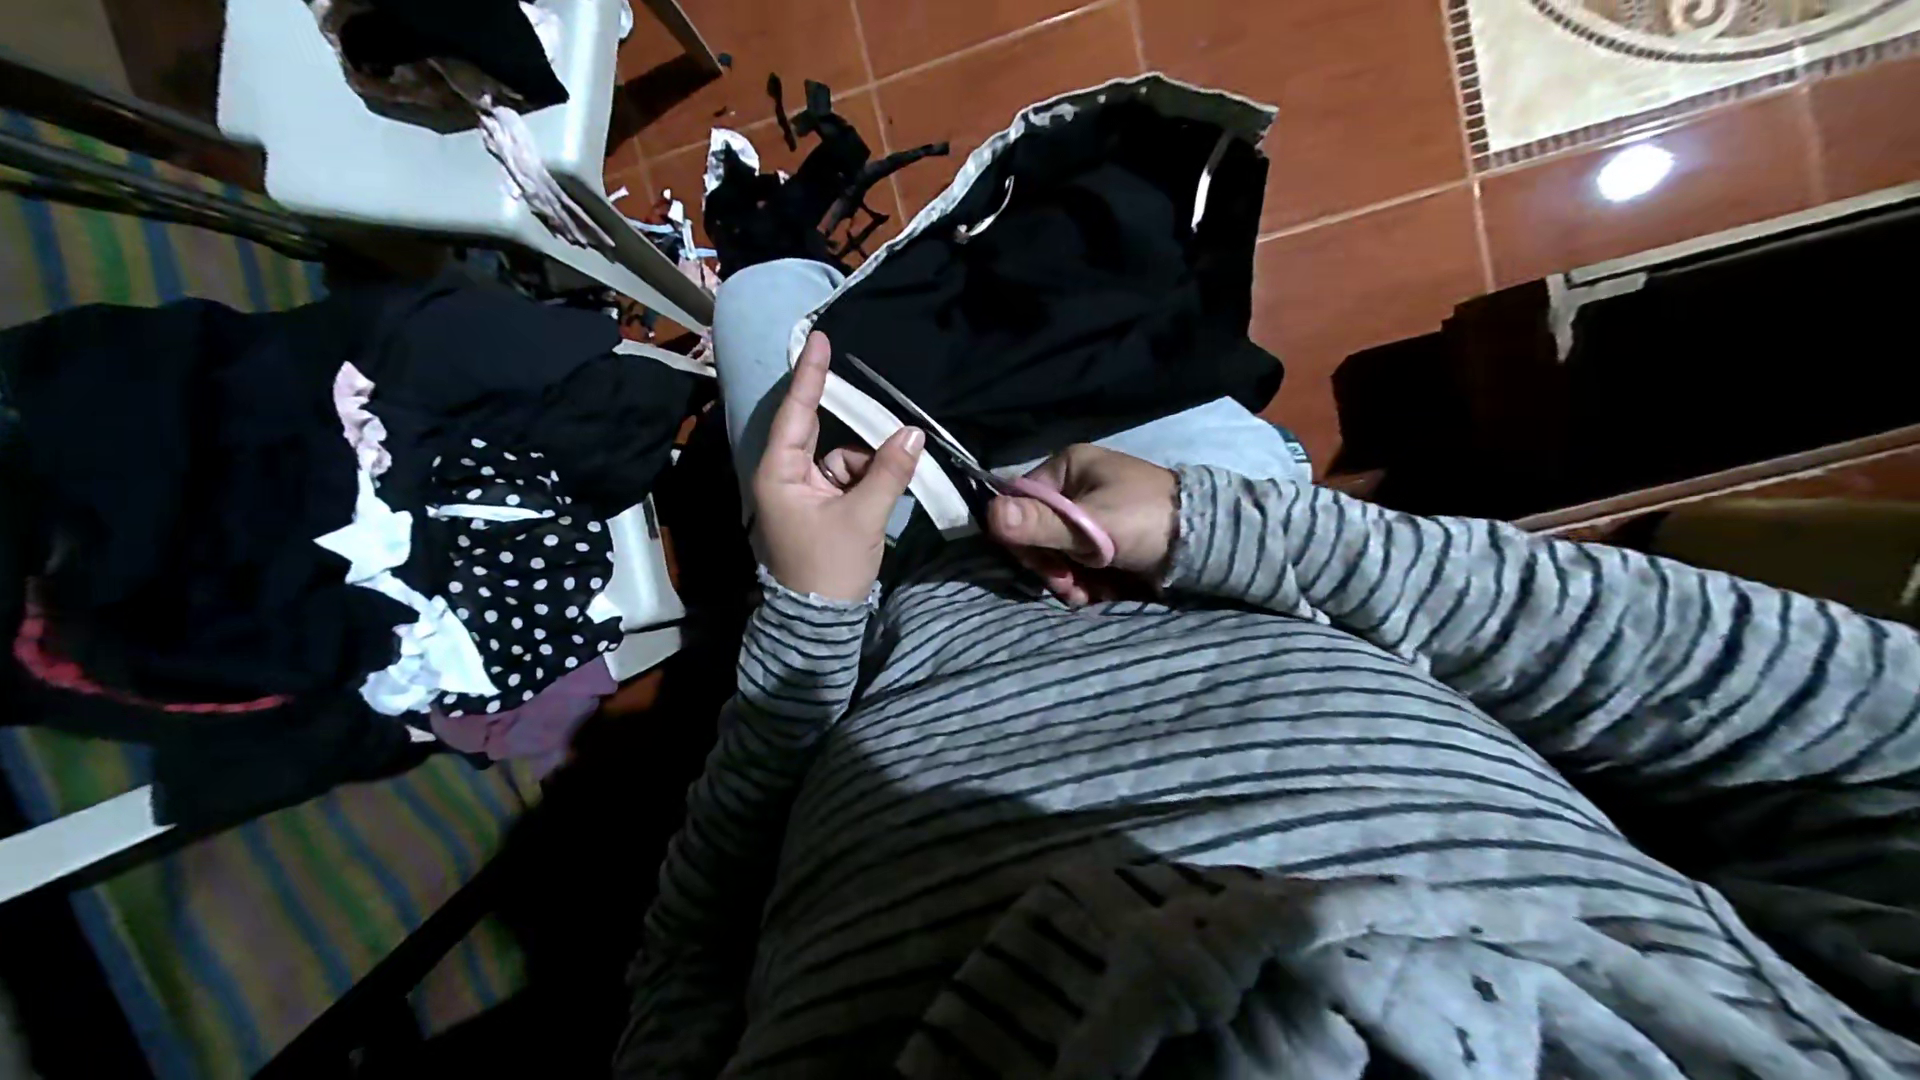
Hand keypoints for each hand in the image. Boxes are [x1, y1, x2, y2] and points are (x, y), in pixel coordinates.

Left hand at [753, 331, 923, 602]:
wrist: (821, 620)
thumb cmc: (829, 567)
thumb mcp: (862, 517)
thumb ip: (888, 473)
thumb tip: (913, 435)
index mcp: (780, 473)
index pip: (796, 412)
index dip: (809, 375)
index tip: (819, 339)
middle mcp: (786, 475)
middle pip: (820, 432)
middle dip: (852, 428)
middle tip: (877, 415)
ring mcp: (803, 491)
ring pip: (841, 458)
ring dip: (868, 466)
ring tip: (882, 492)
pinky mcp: (820, 506)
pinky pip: (847, 477)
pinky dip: (867, 481)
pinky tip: (880, 498)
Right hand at [986, 444, 1176, 605]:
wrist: (1208, 542)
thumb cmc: (1146, 521)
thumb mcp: (1091, 524)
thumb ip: (1041, 523)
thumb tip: (988, 515)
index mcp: (1068, 468)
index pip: (1022, 505)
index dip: (1024, 541)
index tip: (1044, 568)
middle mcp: (1077, 488)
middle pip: (1040, 533)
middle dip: (1052, 566)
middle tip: (1070, 588)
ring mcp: (1093, 515)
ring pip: (1060, 552)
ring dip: (1068, 579)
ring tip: (1088, 595)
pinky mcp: (1109, 539)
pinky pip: (1083, 561)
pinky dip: (1087, 581)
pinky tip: (1099, 593)